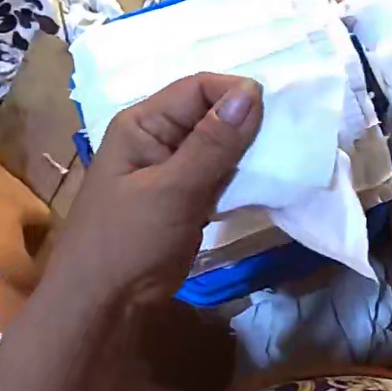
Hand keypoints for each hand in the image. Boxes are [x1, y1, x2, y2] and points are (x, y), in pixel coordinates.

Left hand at [46, 73, 263, 303]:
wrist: (104, 302)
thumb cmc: (127, 241)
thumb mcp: (172, 190)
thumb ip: (212, 143)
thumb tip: (251, 91)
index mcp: (142, 123)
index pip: (197, 88)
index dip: (236, 94)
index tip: (278, 111)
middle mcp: (157, 138)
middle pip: (210, 114)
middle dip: (246, 122)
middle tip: (287, 136)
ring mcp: (171, 170)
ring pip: (218, 146)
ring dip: (247, 151)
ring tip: (283, 157)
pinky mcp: (185, 197)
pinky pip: (218, 175)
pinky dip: (240, 177)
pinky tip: (266, 182)